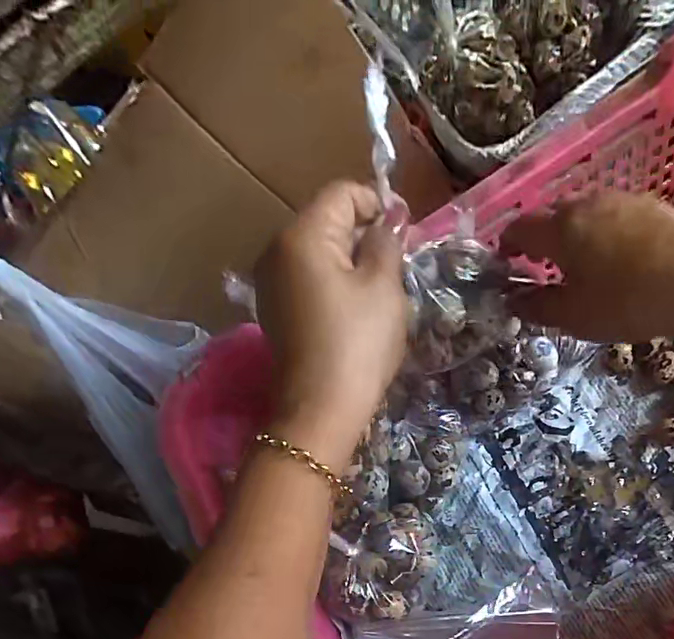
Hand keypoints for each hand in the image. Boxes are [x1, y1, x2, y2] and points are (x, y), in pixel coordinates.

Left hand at [255, 181, 407, 471]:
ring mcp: (270, 283)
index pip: (342, 193)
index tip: (403, 239)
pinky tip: (352, 317)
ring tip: (376, 300)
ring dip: (350, 265)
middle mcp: (276, 250)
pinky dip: (333, 287)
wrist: (321, 410)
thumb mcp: (384, 287)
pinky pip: (308, 281)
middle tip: (394, 274)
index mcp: (301, 235)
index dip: (378, 205)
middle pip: (327, 222)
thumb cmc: (358, 344)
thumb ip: (387, 242)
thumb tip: (388, 218)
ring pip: (318, 254)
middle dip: (364, 238)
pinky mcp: (274, 312)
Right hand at [501, 192, 673, 343]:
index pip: (519, 227)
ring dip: (576, 238)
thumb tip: (514, 300)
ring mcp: (625, 200)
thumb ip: (539, 307)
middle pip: (553, 217)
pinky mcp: (656, 207)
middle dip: (542, 241)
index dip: (507, 245)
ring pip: (587, 216)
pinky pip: (616, 220)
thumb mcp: (576, 316)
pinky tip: (619, 264)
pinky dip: (606, 238)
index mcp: (559, 228)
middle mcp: (588, 203)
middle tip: (542, 270)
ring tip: (581, 269)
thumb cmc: (629, 299)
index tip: (505, 263)